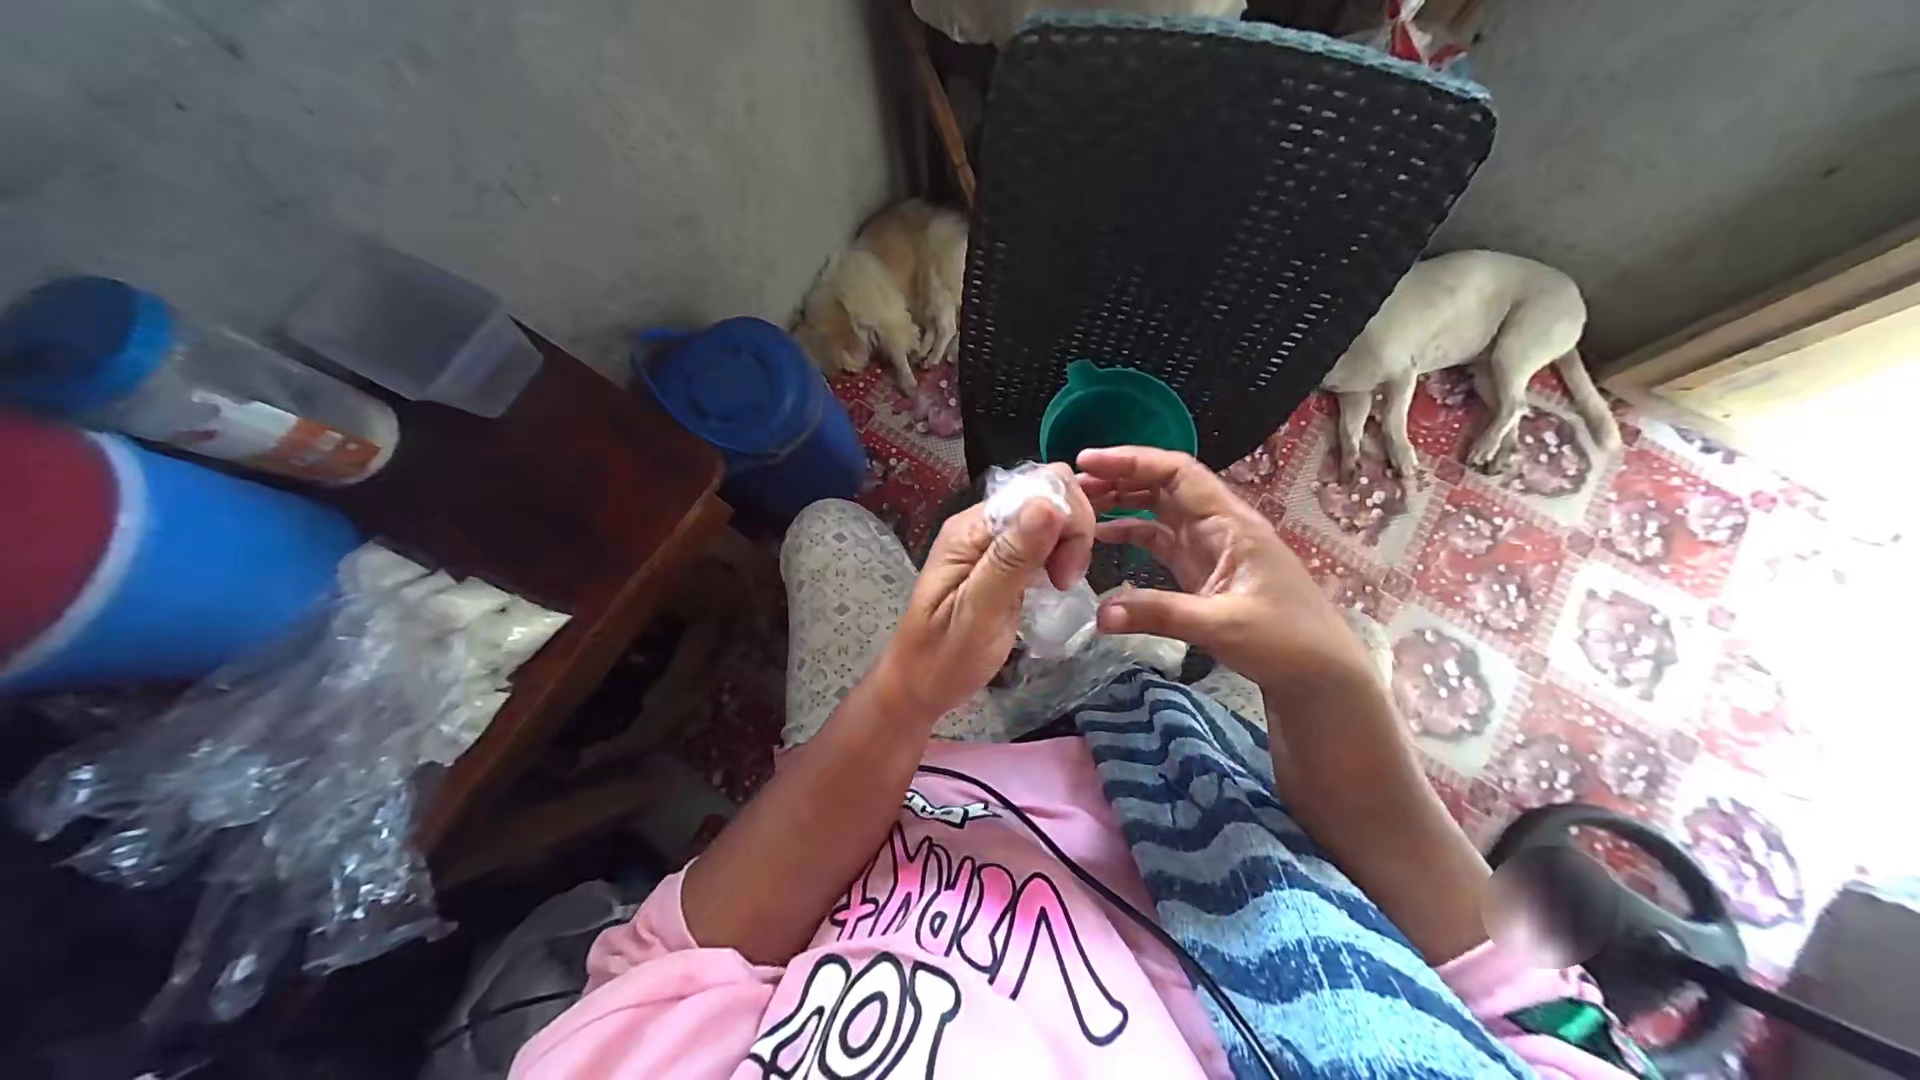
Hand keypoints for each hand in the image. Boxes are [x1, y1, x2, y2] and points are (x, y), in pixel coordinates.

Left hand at [873, 463, 1095, 719]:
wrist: (917, 687)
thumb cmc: (943, 659)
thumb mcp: (979, 613)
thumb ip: (1012, 559)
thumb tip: (1050, 505)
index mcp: (971, 530)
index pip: (1039, 488)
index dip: (1067, 521)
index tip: (1064, 574)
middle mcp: (981, 526)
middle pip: (1049, 494)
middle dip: (1073, 531)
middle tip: (1064, 582)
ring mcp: (992, 542)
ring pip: (1052, 516)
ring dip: (1069, 546)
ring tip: (1058, 586)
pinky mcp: (1003, 561)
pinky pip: (1044, 540)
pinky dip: (1060, 557)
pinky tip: (1052, 585)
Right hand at [1076, 446, 1374, 694]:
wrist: (1318, 674)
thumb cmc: (1285, 641)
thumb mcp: (1222, 625)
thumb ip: (1160, 614)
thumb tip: (1100, 614)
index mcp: (1230, 523)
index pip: (1177, 472)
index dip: (1132, 461)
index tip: (1088, 462)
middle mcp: (1218, 525)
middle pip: (1163, 485)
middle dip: (1118, 479)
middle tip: (1072, 488)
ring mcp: (1209, 546)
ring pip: (1158, 509)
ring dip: (1121, 502)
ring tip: (1079, 506)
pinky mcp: (1201, 568)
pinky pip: (1159, 538)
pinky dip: (1130, 533)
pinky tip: (1102, 538)